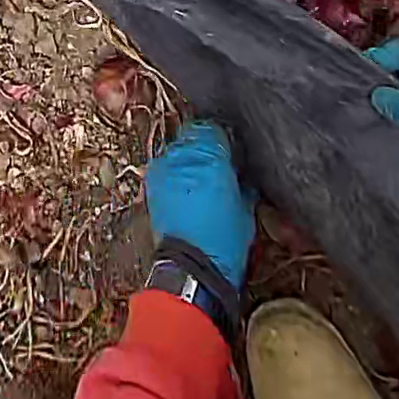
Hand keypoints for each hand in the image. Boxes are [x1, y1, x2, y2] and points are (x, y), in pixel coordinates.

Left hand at [145, 120, 255, 289]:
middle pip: (195, 133)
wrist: (191, 269)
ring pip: (179, 146)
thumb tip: (236, 167)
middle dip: (206, 145)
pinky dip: (175, 170)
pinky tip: (184, 186)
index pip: (217, 129)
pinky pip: (166, 164)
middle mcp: (185, 156)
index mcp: (213, 158)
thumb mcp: (245, 205)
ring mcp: (165, 167)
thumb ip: (240, 177)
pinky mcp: (153, 181)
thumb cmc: (224, 241)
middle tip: (216, 163)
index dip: (225, 140)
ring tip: (199, 177)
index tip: (231, 151)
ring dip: (189, 156)